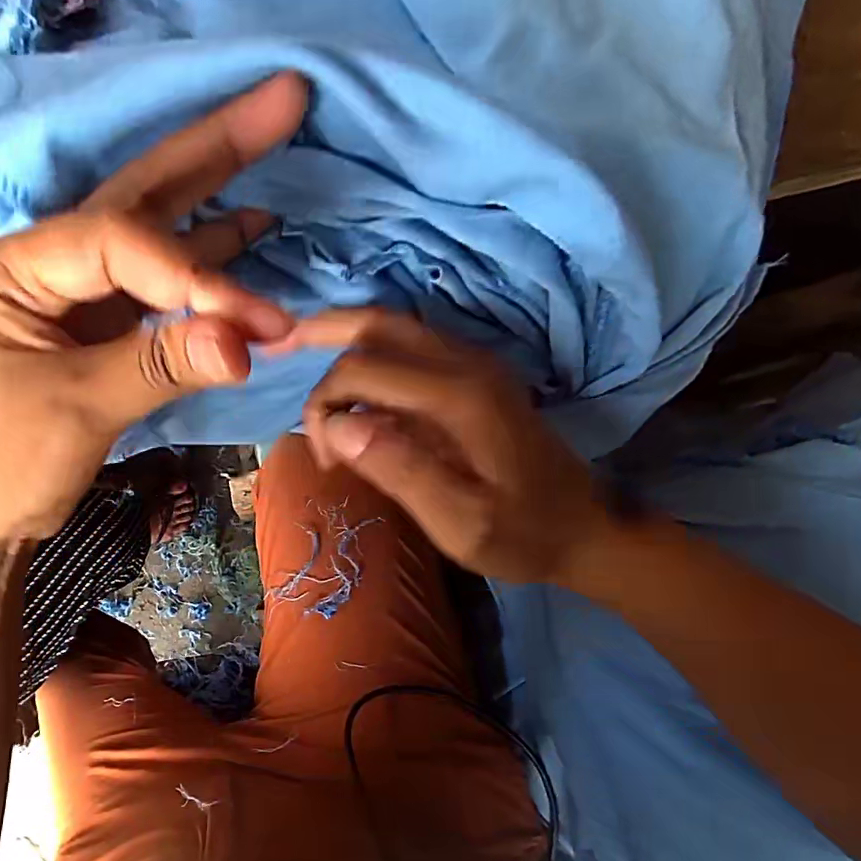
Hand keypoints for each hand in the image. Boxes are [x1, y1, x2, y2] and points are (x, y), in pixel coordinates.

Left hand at [0, 73, 307, 547]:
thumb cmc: (3, 464)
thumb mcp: (78, 410)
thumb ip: (161, 365)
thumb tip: (248, 340)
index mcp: (13, 268)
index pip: (116, 240)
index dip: (190, 272)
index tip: (254, 319)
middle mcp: (43, 266)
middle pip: (135, 201)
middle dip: (210, 154)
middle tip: (283, 100)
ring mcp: (75, 298)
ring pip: (154, 237)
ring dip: (216, 199)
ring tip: (275, 142)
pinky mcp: (101, 333)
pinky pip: (160, 290)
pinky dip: (206, 270)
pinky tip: (247, 232)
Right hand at [290, 309, 616, 584]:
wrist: (583, 529)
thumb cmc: (520, 535)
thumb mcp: (459, 523)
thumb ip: (401, 471)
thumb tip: (338, 428)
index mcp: (460, 397)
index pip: (363, 368)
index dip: (325, 402)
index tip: (326, 459)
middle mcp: (466, 364)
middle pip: (377, 325)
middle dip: (322, 337)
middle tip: (278, 350)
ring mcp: (473, 365)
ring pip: (393, 328)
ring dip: (344, 344)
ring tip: (302, 359)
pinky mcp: (473, 377)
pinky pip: (408, 350)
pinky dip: (369, 360)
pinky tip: (352, 394)